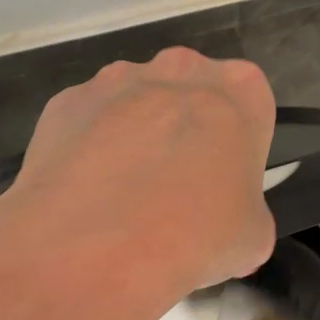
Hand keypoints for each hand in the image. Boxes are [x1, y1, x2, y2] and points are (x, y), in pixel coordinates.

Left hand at [0, 47, 276, 293]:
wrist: (95, 249)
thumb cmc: (196, 234)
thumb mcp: (254, 235)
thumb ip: (245, 208)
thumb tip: (224, 224)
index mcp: (240, 91)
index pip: (249, 103)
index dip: (238, 143)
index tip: (225, 180)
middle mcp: (180, 70)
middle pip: (190, 92)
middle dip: (186, 129)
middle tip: (180, 188)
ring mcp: (116, 81)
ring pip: (137, 103)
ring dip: (138, 135)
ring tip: (127, 196)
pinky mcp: (65, 102)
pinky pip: (90, 122)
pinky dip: (92, 150)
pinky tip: (90, 194)